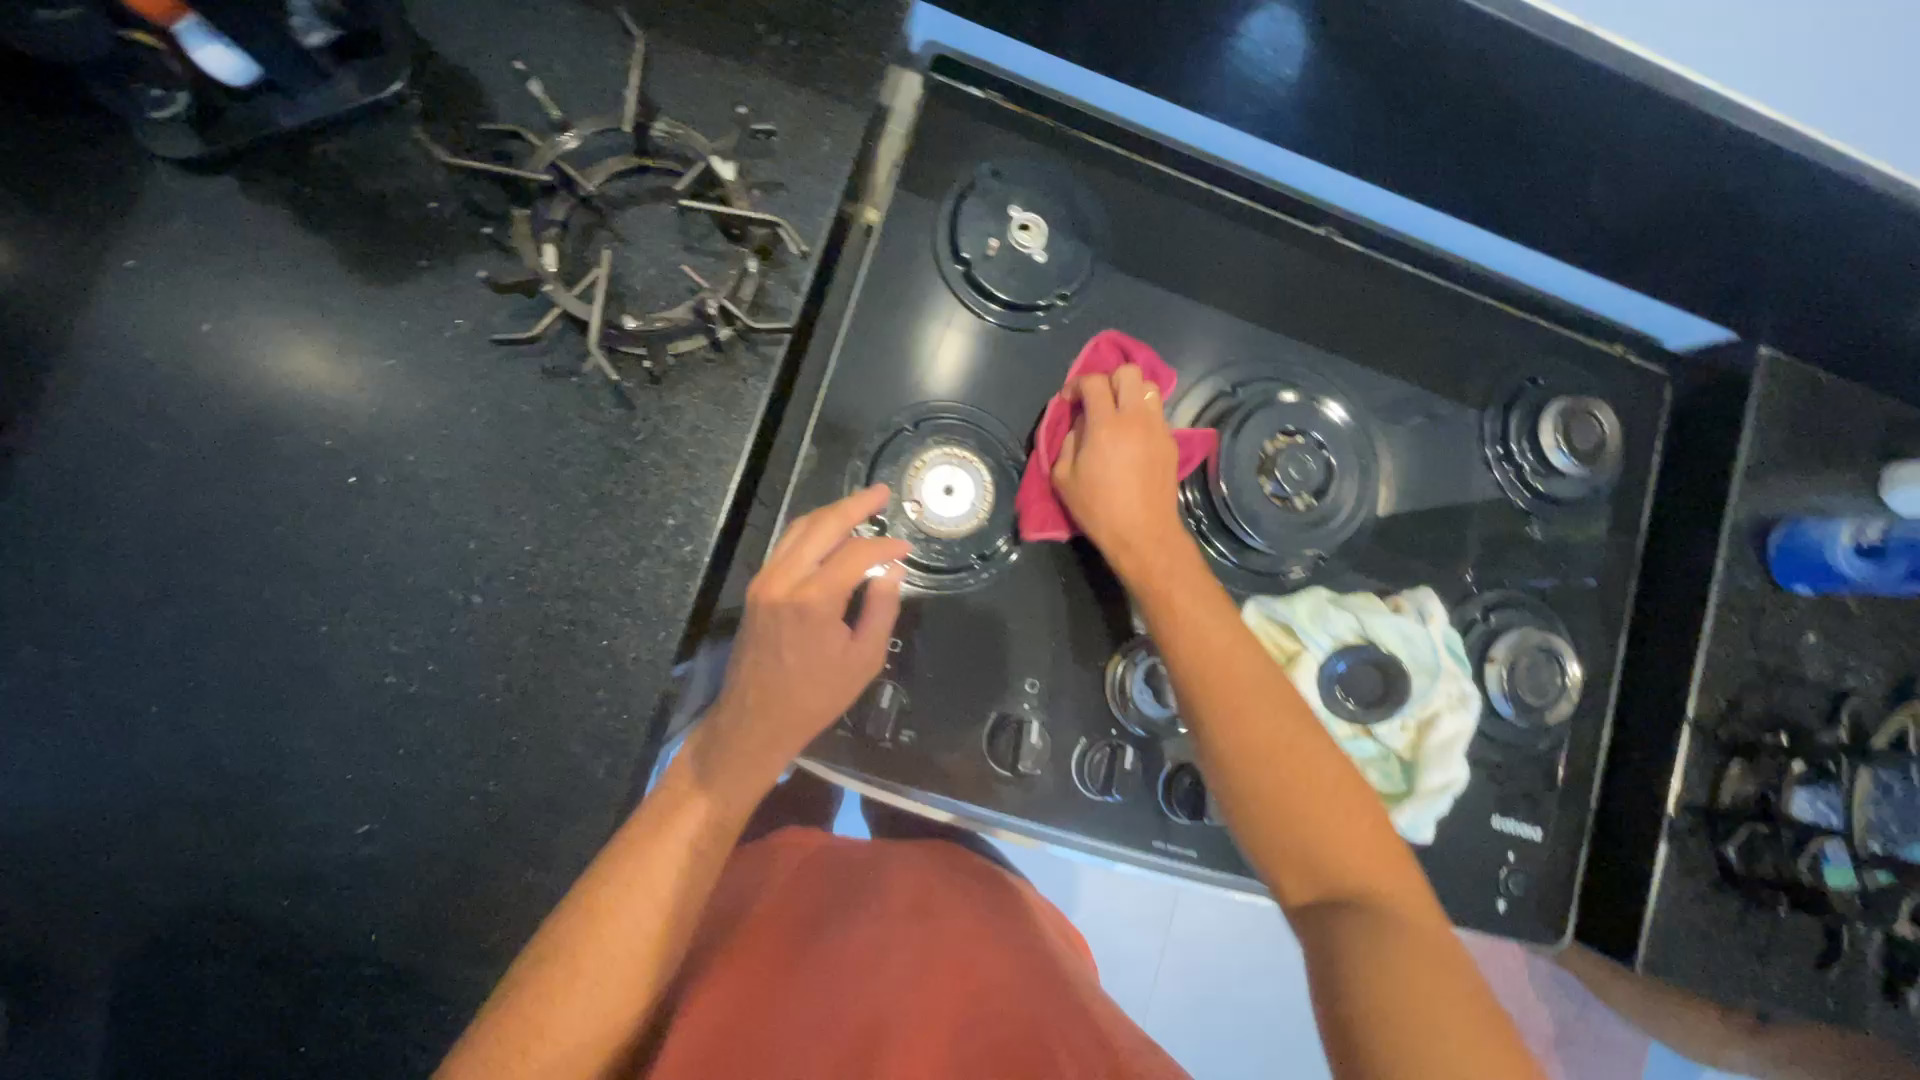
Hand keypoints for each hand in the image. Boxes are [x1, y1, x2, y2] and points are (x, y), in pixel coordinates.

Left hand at [690, 484, 910, 797]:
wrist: (756, 719)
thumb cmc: (816, 697)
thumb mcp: (864, 660)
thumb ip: (882, 609)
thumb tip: (893, 571)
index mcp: (814, 599)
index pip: (857, 553)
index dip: (885, 546)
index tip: (907, 549)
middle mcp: (785, 580)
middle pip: (822, 525)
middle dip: (855, 505)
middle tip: (882, 492)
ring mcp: (765, 581)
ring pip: (799, 530)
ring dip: (831, 514)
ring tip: (860, 506)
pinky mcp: (757, 588)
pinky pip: (786, 546)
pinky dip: (811, 532)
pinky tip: (831, 533)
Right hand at [1051, 365, 1193, 580]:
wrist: (1143, 533)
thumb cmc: (1098, 509)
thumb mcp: (1064, 478)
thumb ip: (1067, 442)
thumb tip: (1079, 424)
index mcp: (1105, 425)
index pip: (1094, 381)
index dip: (1077, 384)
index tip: (1069, 400)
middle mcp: (1136, 418)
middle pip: (1129, 372)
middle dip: (1109, 380)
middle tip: (1097, 401)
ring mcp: (1158, 428)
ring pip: (1149, 388)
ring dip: (1130, 394)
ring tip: (1118, 414)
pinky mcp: (1171, 443)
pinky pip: (1157, 414)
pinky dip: (1142, 415)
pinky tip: (1133, 437)